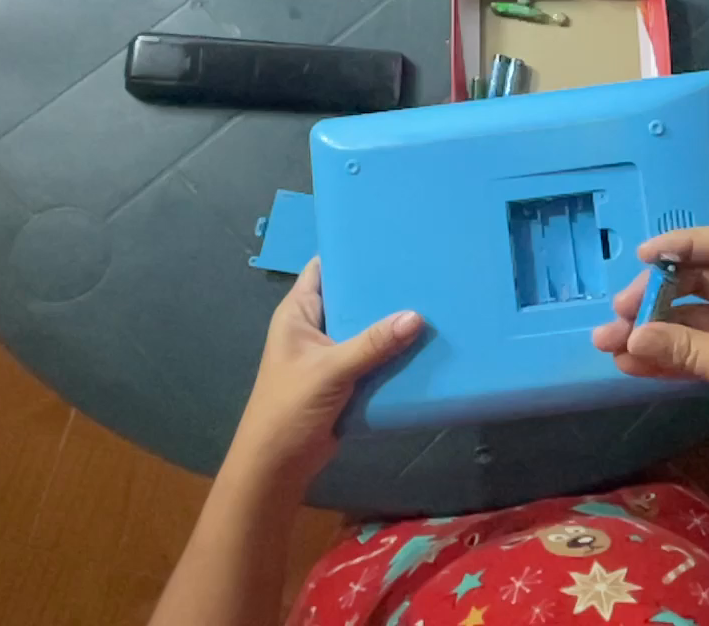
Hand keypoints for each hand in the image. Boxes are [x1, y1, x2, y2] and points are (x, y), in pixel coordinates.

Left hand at [234, 258, 421, 485]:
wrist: (277, 470)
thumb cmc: (288, 410)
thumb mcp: (330, 371)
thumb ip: (373, 344)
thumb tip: (417, 317)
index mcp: (298, 313)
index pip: (323, 268)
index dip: (348, 251)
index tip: (386, 237)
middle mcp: (315, 327)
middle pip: (352, 297)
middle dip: (382, 287)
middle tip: (421, 267)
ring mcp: (331, 353)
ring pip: (366, 326)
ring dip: (392, 320)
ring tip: (432, 297)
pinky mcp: (346, 378)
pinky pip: (375, 354)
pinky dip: (394, 349)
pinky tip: (424, 339)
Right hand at [592, 227, 708, 494]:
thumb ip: (689, 347)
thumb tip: (634, 335)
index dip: (685, 244)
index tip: (644, 256)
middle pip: (697, 279)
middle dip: (656, 294)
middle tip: (620, 311)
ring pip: (685, 315)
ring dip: (649, 328)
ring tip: (608, 341)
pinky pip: (685, 347)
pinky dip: (658, 355)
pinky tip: (627, 363)